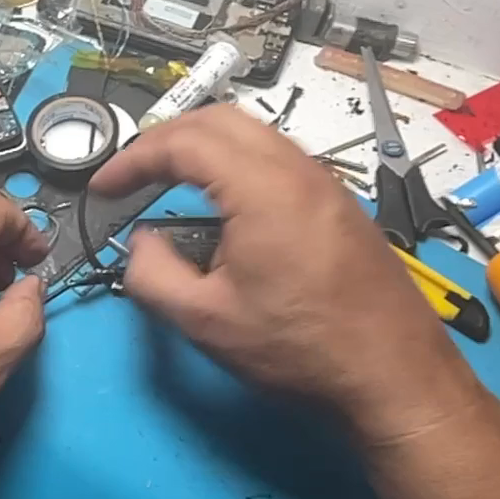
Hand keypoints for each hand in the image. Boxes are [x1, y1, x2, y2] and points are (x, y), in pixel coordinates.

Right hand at [91, 107, 482, 443]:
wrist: (396, 379)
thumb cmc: (298, 350)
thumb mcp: (204, 320)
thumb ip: (151, 273)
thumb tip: (142, 242)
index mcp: (262, 188)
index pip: (183, 143)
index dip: (132, 159)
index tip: (103, 188)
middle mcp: (298, 169)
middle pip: (218, 120)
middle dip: (163, 139)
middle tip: (130, 174)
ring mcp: (325, 183)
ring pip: (251, 133)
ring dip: (199, 146)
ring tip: (165, 181)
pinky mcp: (338, 203)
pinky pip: (274, 156)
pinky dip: (231, 162)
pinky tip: (219, 202)